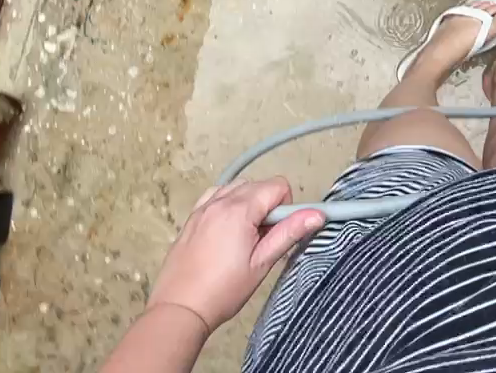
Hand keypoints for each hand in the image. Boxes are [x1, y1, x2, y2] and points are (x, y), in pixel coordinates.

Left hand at [146, 178, 324, 333]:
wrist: (178, 311)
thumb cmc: (222, 291)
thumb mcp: (261, 263)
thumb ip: (289, 233)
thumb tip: (317, 214)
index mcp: (240, 210)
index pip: (278, 185)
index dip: (285, 207)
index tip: (276, 232)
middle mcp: (220, 201)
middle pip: (259, 184)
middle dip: (267, 205)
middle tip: (261, 239)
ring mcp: (203, 208)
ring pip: (238, 186)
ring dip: (248, 201)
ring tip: (244, 234)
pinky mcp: (191, 218)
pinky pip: (216, 194)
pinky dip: (227, 201)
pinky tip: (227, 225)